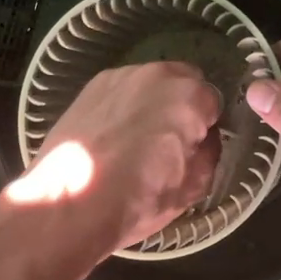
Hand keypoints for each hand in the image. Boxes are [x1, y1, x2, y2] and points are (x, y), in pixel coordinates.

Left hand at [7, 61, 221, 256]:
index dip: (206, 127)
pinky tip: (113, 136)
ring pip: (151, 84)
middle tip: (168, 142)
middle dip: (183, 106)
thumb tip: (203, 138)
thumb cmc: (137, 200)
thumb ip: (209, 152)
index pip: (214, 103)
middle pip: (184, 82)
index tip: (194, 148)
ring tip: (136, 140)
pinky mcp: (91, 86)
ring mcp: (121, 76)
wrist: (66, 205)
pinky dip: (125, 106)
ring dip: (153, 103)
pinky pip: (123, 91)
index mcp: (189, 96)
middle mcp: (157, 75)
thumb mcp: (193, 187)